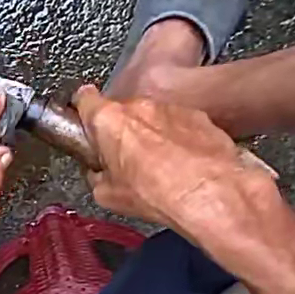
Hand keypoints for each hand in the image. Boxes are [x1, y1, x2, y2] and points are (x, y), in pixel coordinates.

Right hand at [73, 86, 287, 260]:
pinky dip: (178, 140)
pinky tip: (182, 166)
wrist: (212, 194)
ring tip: (158, 168)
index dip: (82, 111)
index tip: (85, 125)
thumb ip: (96, 176)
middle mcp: (139, 105)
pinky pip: (180, 125)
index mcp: (108, 119)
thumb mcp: (107, 195)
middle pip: (120, 111)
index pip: (83, 98)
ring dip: (150, 136)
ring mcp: (171, 109)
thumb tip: (99, 176)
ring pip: (151, 118)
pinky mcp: (200, 117)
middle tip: (122, 160)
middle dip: (120, 131)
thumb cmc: (160, 192)